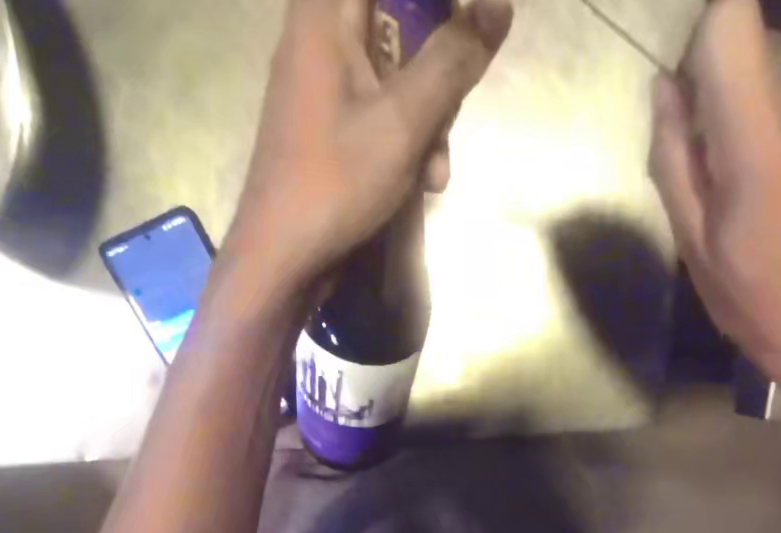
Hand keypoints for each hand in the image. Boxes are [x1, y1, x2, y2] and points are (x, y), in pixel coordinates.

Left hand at [224, 0, 512, 292]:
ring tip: (435, 171)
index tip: (462, 34)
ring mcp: (326, 88)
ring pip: (398, 74)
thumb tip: (498, 5)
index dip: (438, 7)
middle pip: (401, 22)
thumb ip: (452, 59)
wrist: (282, 260)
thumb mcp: (403, 122)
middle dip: (440, 69)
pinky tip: (423, 183)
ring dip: (430, 120)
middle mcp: (322, 39)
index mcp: (326, 16)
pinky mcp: (331, 129)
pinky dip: (408, 143)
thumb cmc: (336, 184)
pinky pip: (382, 113)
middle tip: (455, 106)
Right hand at [650, 0, 780, 412]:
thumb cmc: (753, 297)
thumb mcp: (692, 242)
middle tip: (723, 153)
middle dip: (731, 83)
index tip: (694, 91)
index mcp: (764, 149)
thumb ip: (674, 156)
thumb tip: (666, 85)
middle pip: (762, 41)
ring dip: (766, 99)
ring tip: (765, 170)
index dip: (704, 44)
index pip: (731, 24)